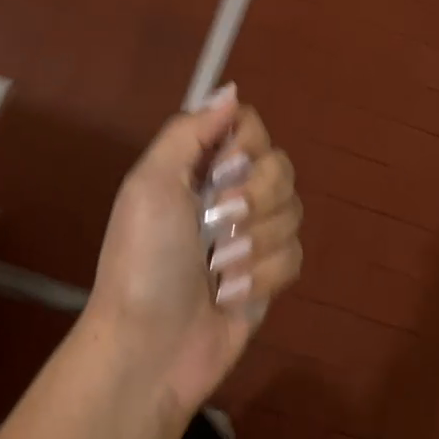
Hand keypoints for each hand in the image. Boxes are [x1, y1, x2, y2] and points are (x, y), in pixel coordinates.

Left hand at [85, 84, 303, 420]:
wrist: (148, 348)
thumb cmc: (143, 260)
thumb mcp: (151, 183)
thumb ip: (190, 131)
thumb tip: (232, 90)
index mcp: (200, 167)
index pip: (250, 126)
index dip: (246, 146)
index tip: (222, 169)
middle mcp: (230, 193)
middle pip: (281, 166)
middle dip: (253, 199)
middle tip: (216, 223)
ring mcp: (253, 235)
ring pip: (293, 210)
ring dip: (252, 243)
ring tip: (216, 269)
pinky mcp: (269, 275)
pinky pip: (295, 256)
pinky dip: (262, 275)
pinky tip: (229, 293)